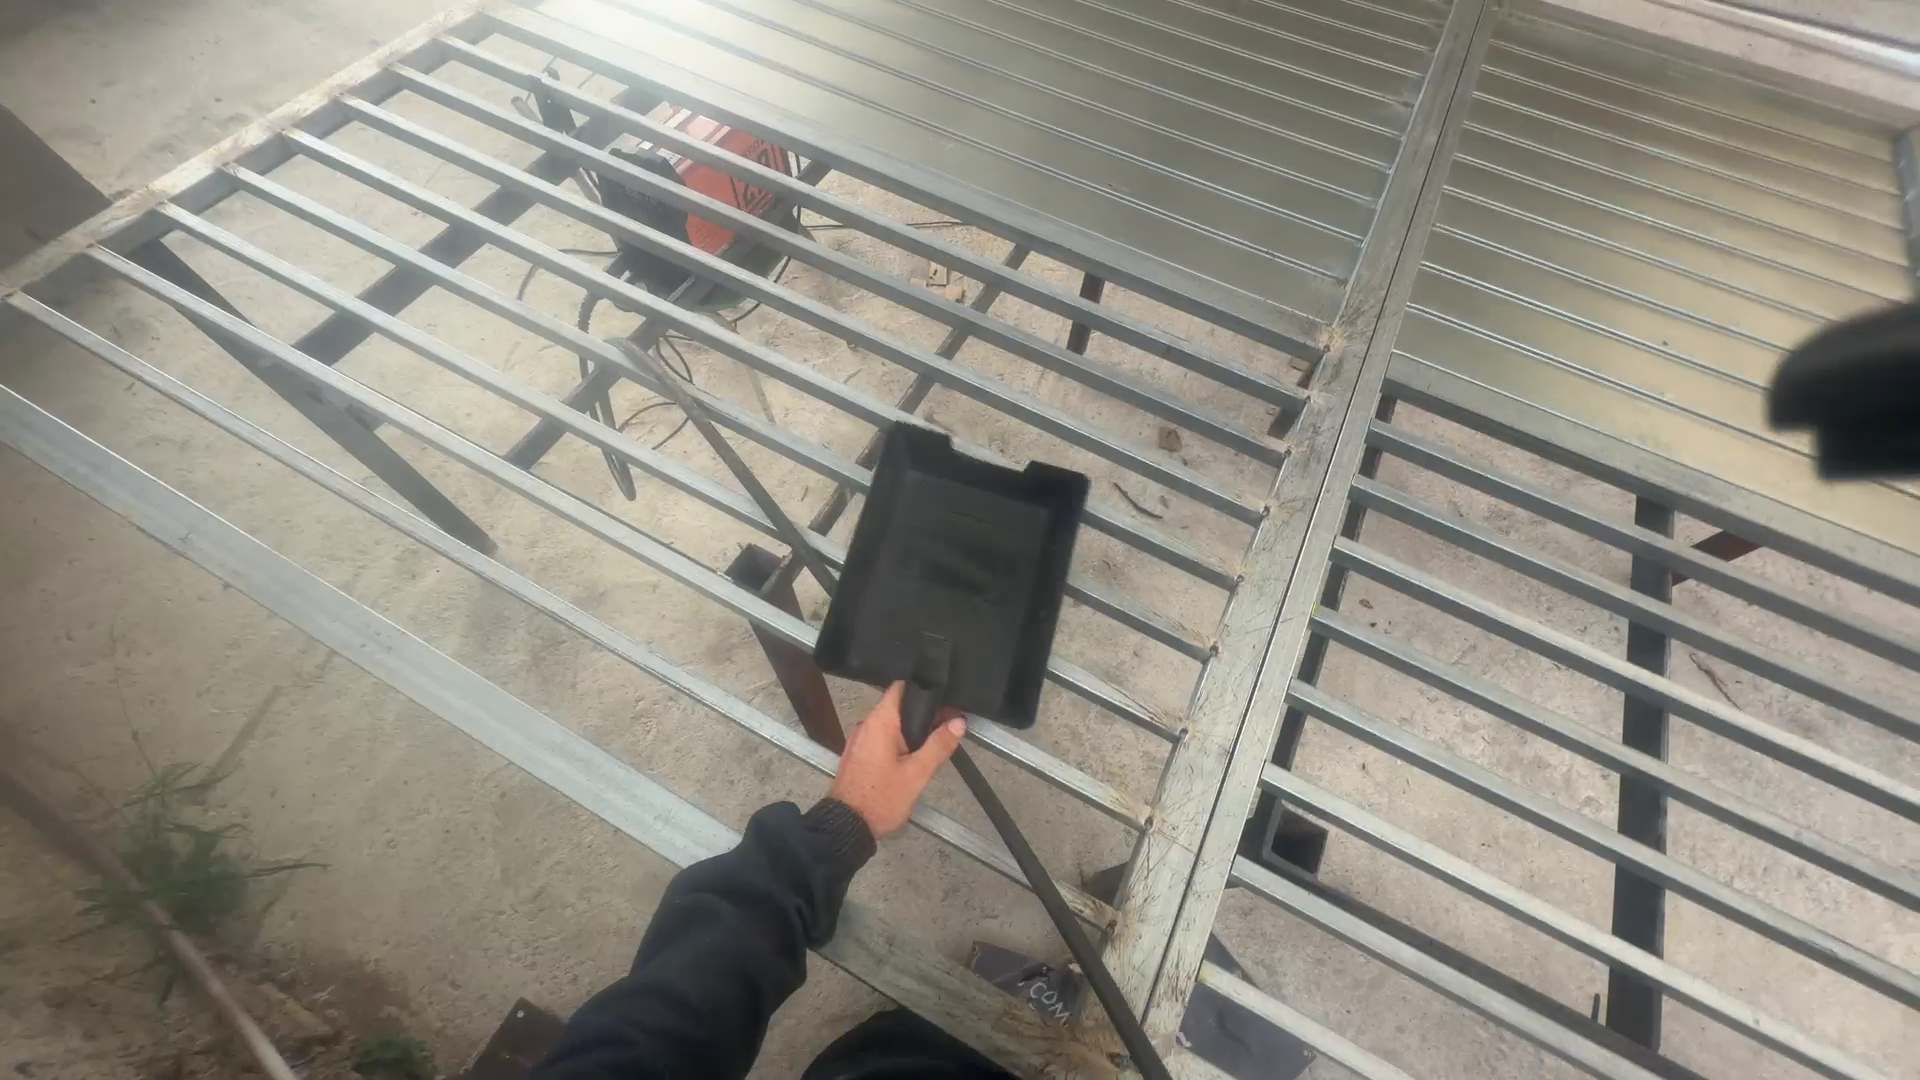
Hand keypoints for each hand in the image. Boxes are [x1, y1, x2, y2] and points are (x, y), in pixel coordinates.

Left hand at [829, 681, 966, 837]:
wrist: (846, 828)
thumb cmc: (881, 798)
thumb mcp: (916, 774)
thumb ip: (938, 745)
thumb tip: (959, 722)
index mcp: (879, 721)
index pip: (901, 687)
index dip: (923, 687)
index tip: (945, 696)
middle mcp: (866, 725)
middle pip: (897, 706)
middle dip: (923, 712)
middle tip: (949, 721)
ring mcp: (859, 740)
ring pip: (890, 724)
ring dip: (911, 728)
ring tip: (937, 738)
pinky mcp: (857, 755)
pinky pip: (881, 738)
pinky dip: (898, 740)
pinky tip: (914, 754)